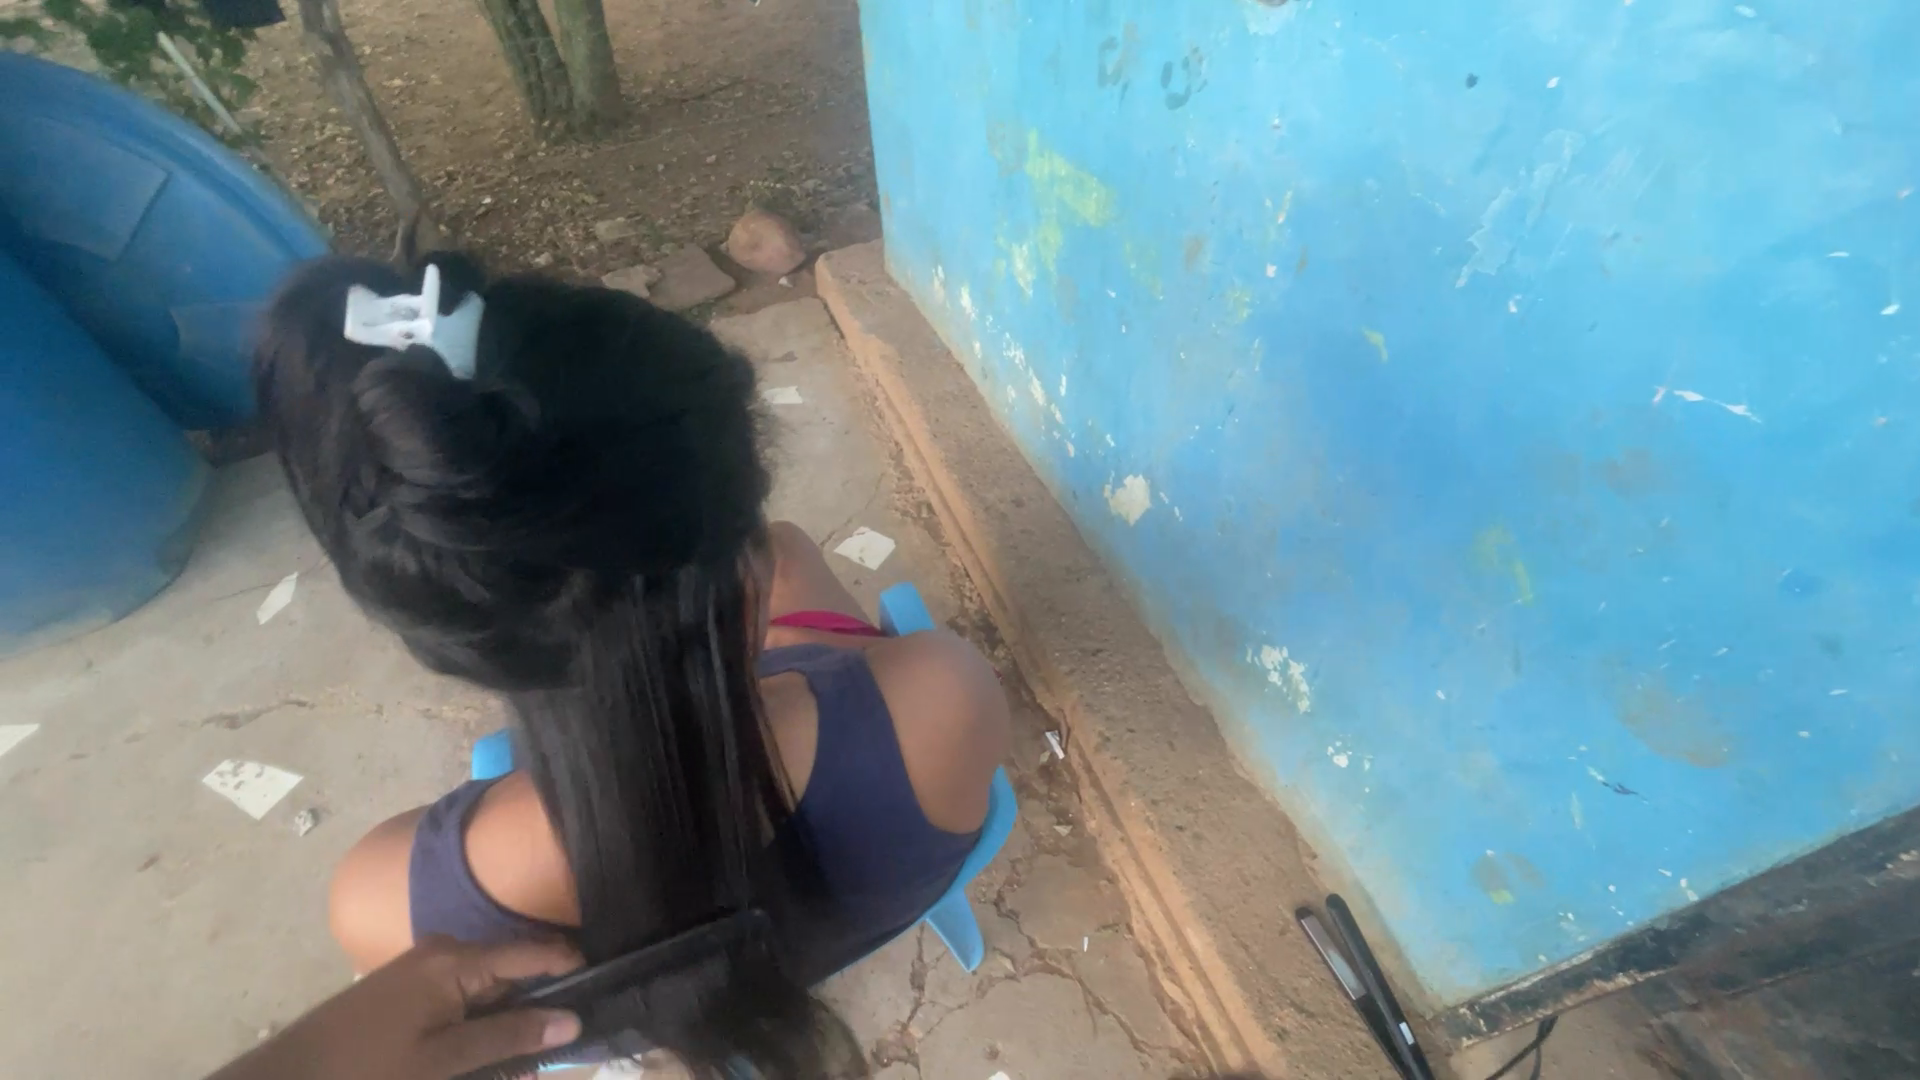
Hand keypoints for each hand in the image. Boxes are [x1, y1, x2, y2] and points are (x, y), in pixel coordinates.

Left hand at [206, 936, 583, 1079]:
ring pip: (488, 987)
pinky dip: (478, 1024)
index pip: (536, 952)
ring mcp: (424, 967)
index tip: (603, 995)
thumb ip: (508, 1037)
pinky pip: (461, 997)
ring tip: (526, 1058)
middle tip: (561, 1045)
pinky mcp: (406, 987)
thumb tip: (573, 1020)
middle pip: (514, 969)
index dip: (573, 971)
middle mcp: (446, 950)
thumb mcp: (438, 1064)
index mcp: (458, 959)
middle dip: (540, 1005)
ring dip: (508, 1020)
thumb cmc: (360, 1074)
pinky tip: (484, 1055)